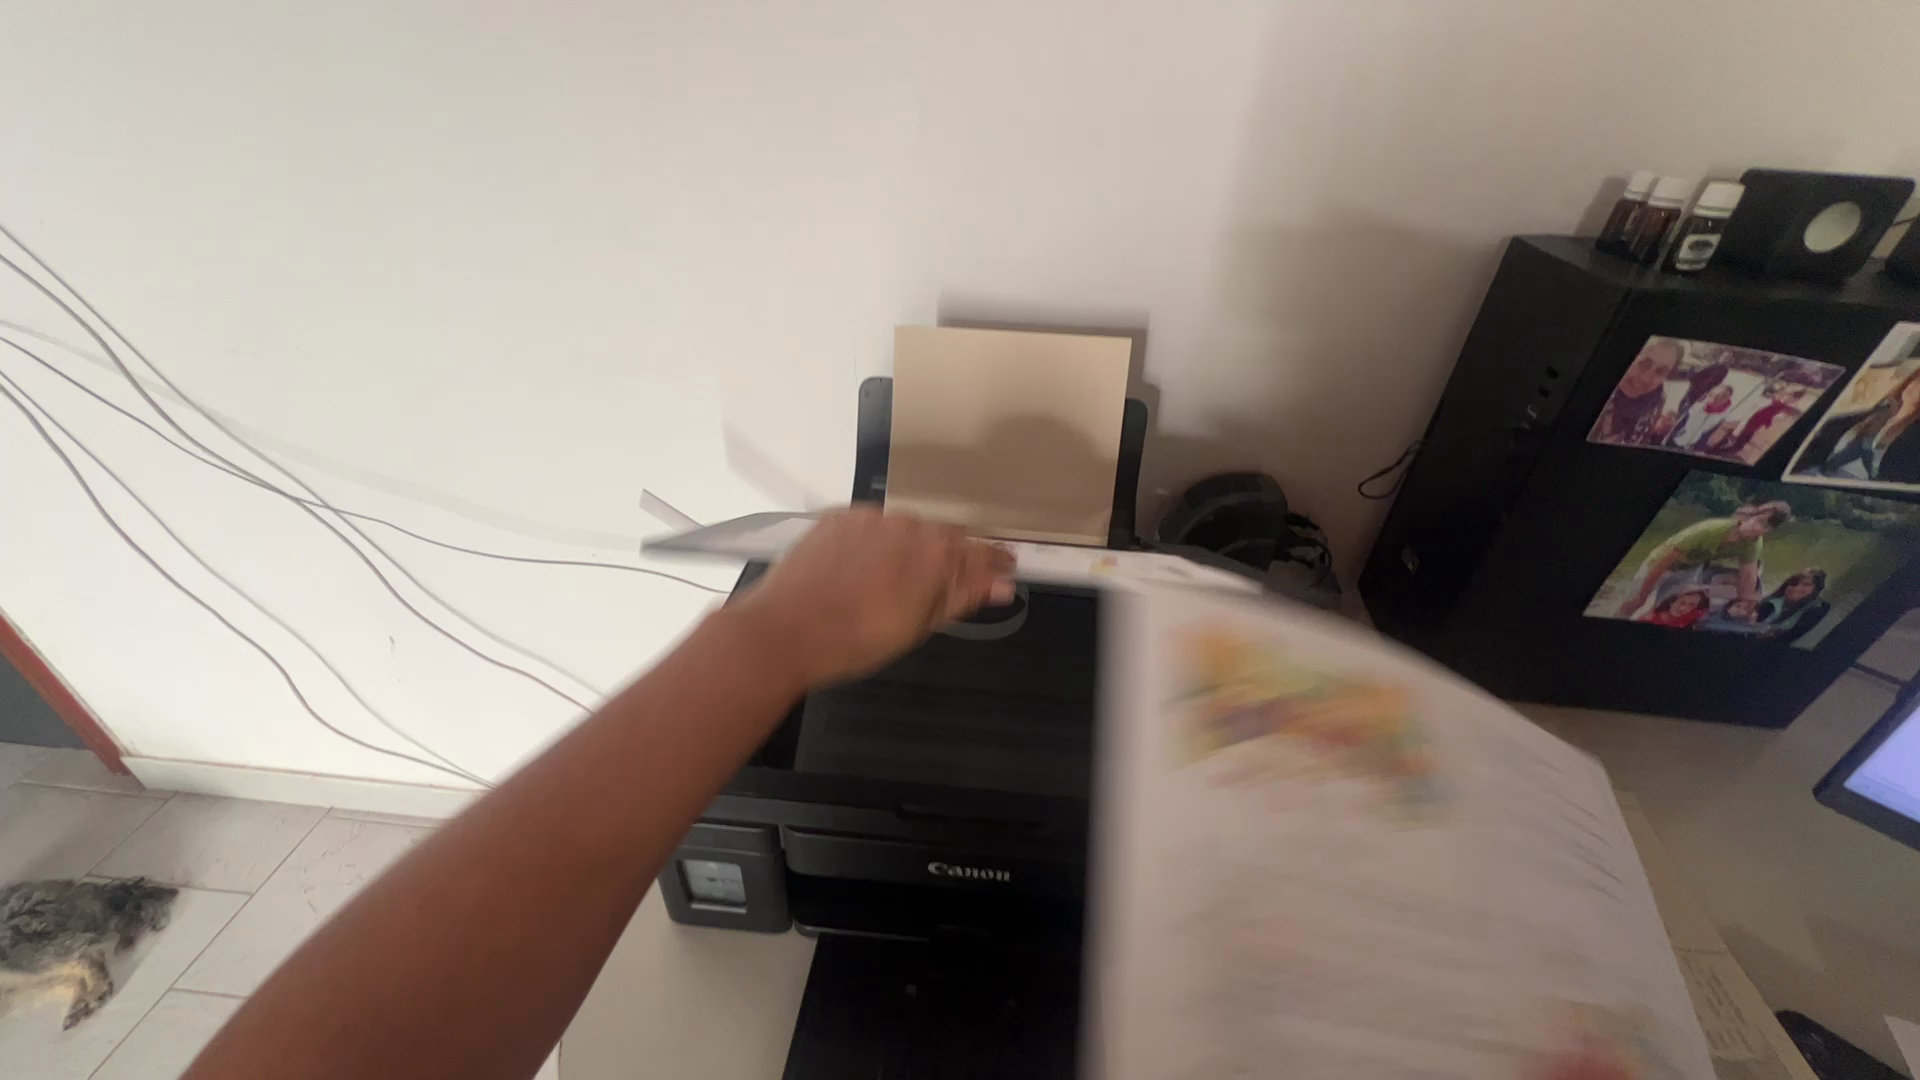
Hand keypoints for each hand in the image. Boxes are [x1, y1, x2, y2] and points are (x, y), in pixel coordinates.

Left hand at [727, 507, 1015, 686]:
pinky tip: (861, 570)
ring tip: (890, 584)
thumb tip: (1000, 585)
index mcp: (935, 554)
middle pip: (943, 537)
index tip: (1003, 569)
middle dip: (948, 558)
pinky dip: (874, 543)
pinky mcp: (840, 517)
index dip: (994, 563)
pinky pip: (871, 526)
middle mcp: (907, 526)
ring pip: (905, 530)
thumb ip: (963, 596)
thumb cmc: (853, 639)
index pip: (980, 553)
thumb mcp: (919, 626)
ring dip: (908, 549)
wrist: (786, 630)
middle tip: (939, 586)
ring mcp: (871, 518)